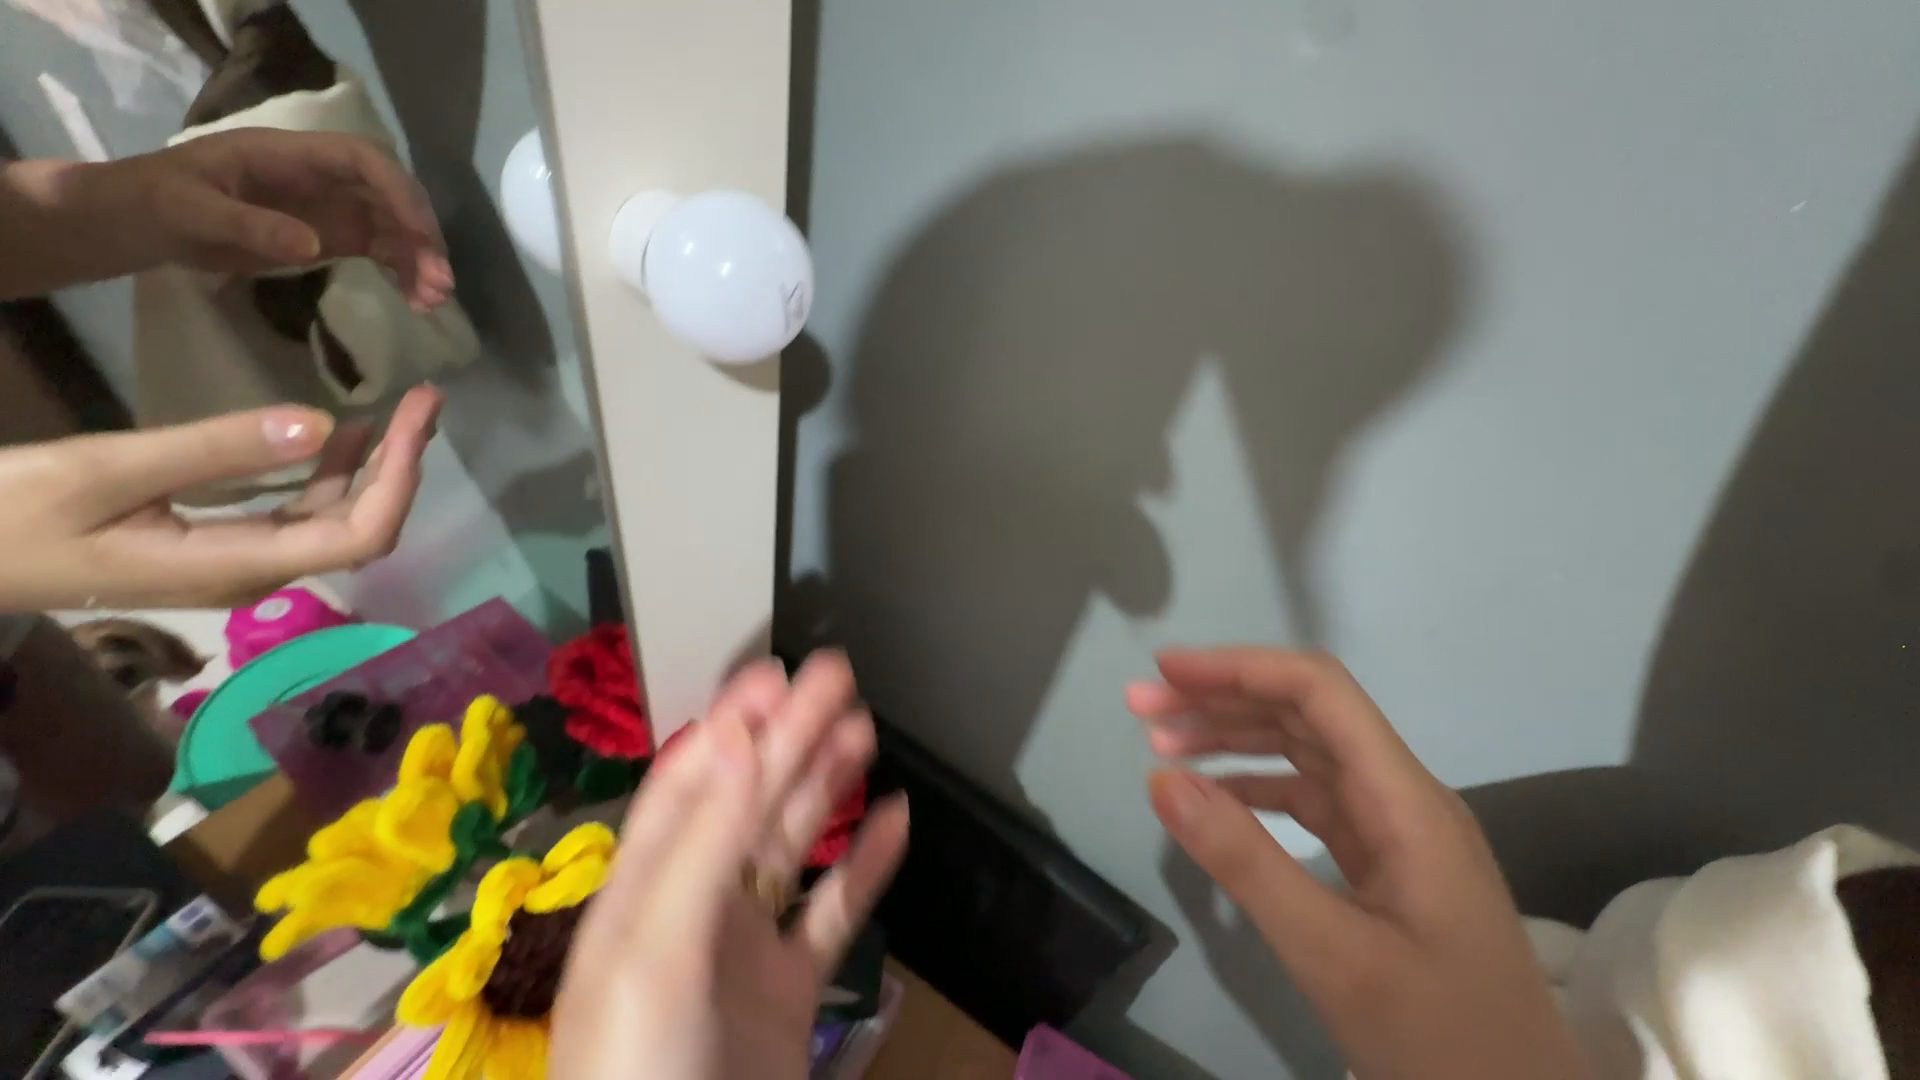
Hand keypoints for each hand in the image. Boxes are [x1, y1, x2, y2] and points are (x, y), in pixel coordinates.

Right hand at [0, 385, 440, 610]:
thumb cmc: (1, 515)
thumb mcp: (101, 473)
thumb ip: (216, 451)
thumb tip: (321, 423)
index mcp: (240, 566)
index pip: (361, 533)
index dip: (400, 479)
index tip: (418, 420)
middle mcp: (258, 572)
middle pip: (362, 524)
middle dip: (401, 464)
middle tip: (427, 402)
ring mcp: (243, 561)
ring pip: (335, 517)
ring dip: (373, 466)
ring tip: (404, 411)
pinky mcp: (223, 546)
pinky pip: (300, 512)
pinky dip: (330, 473)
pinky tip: (344, 436)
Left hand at [6, 130, 452, 305]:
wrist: (140, 224)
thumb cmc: (155, 203)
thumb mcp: (188, 210)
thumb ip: (249, 224)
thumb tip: (312, 244)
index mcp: (290, 155)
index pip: (364, 161)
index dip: (400, 193)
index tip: (421, 236)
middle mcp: (324, 178)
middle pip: (394, 198)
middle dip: (424, 238)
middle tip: (440, 283)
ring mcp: (335, 209)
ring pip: (399, 229)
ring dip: (424, 262)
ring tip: (433, 300)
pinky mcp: (338, 238)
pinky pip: (387, 252)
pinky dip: (409, 275)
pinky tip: (418, 301)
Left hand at [551, 653, 909, 1079]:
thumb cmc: (642, 1067)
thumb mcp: (657, 950)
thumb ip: (703, 840)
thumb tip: (740, 734)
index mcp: (643, 889)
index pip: (691, 783)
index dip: (733, 724)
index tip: (776, 673)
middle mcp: (693, 905)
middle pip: (750, 801)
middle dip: (792, 736)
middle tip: (836, 676)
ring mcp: (745, 947)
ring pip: (792, 847)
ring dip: (826, 786)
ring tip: (862, 730)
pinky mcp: (791, 990)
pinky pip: (833, 913)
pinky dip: (863, 866)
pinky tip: (894, 820)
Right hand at [1131, 648, 1587, 1079]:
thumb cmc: (1440, 1038)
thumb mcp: (1331, 956)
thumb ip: (1245, 862)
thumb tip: (1160, 780)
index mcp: (1405, 800)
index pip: (1319, 694)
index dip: (1240, 668)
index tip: (1166, 671)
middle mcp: (1402, 796)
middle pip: (1305, 714)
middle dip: (1221, 698)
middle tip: (1141, 706)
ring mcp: (1394, 828)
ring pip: (1304, 752)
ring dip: (1232, 737)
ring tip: (1160, 741)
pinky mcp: (1382, 859)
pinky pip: (1310, 799)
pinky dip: (1254, 786)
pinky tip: (1211, 795)